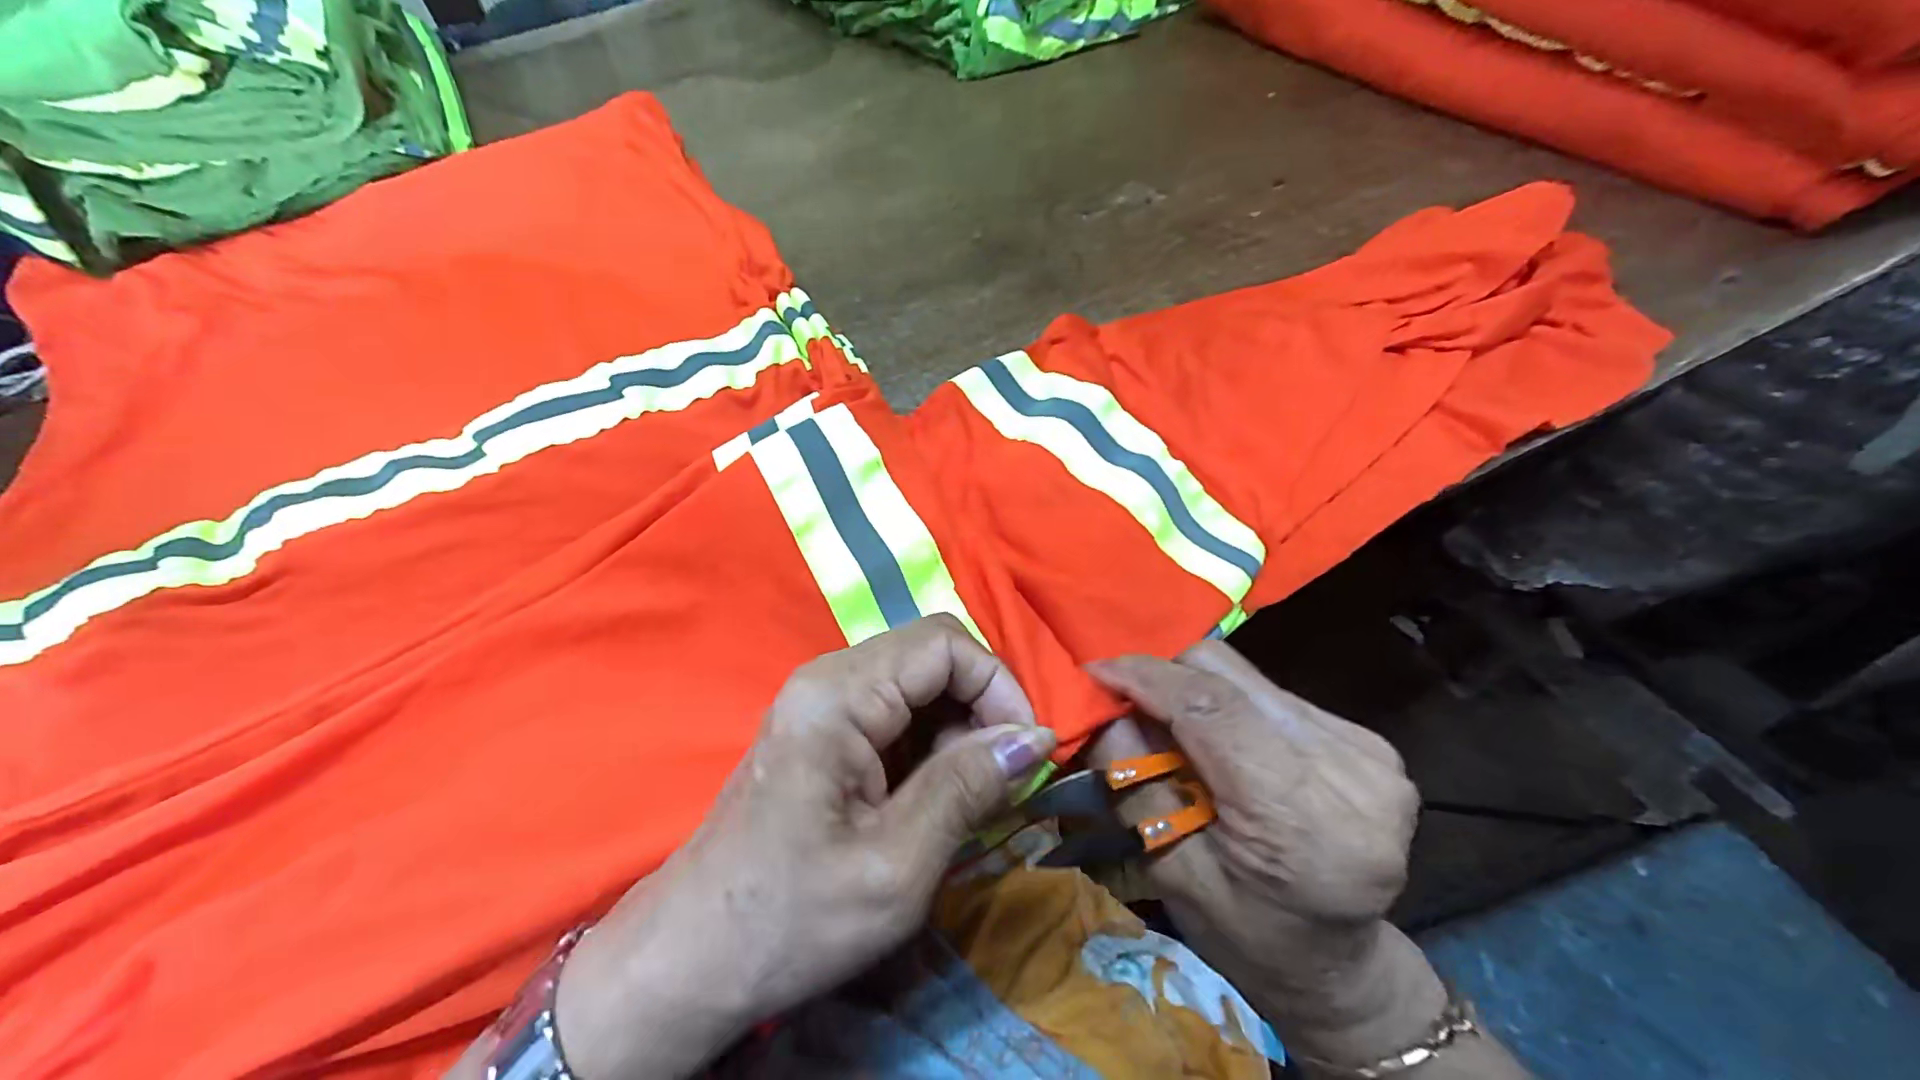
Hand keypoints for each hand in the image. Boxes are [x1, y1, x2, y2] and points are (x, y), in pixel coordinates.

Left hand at [553, 615, 1055, 1079]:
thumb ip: (969, 786)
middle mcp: (827, 679)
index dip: (998, 685)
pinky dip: (932, 745)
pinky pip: (897, 713)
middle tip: (1001, 781)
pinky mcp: (824, 731)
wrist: (694, 959)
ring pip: (919, 684)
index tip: (1026, 751)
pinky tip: (935, 799)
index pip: (944, 643)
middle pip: (932, 656)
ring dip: (960, 731)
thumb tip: (1036, 737)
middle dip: (981, 708)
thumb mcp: (898, 863)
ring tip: (971, 799)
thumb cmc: (792, 918)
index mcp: (838, 696)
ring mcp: (821, 703)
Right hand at [1088, 643, 1438, 1059]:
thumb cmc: (1243, 933)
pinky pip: (1273, 694)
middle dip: (1165, 679)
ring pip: (1248, 677)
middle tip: (1128, 706)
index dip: (1145, 678)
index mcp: (1302, 820)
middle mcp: (1349, 772)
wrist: (1335, 965)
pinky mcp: (1371, 741)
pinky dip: (1233, 708)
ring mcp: (1369, 752)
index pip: (1210, 709)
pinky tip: (1228, 748)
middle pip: (1229, 675)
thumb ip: (1134, 781)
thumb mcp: (1169, 869)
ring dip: (1198, 692)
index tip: (1095, 671)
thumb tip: (1105, 706)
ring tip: (1178, 733)